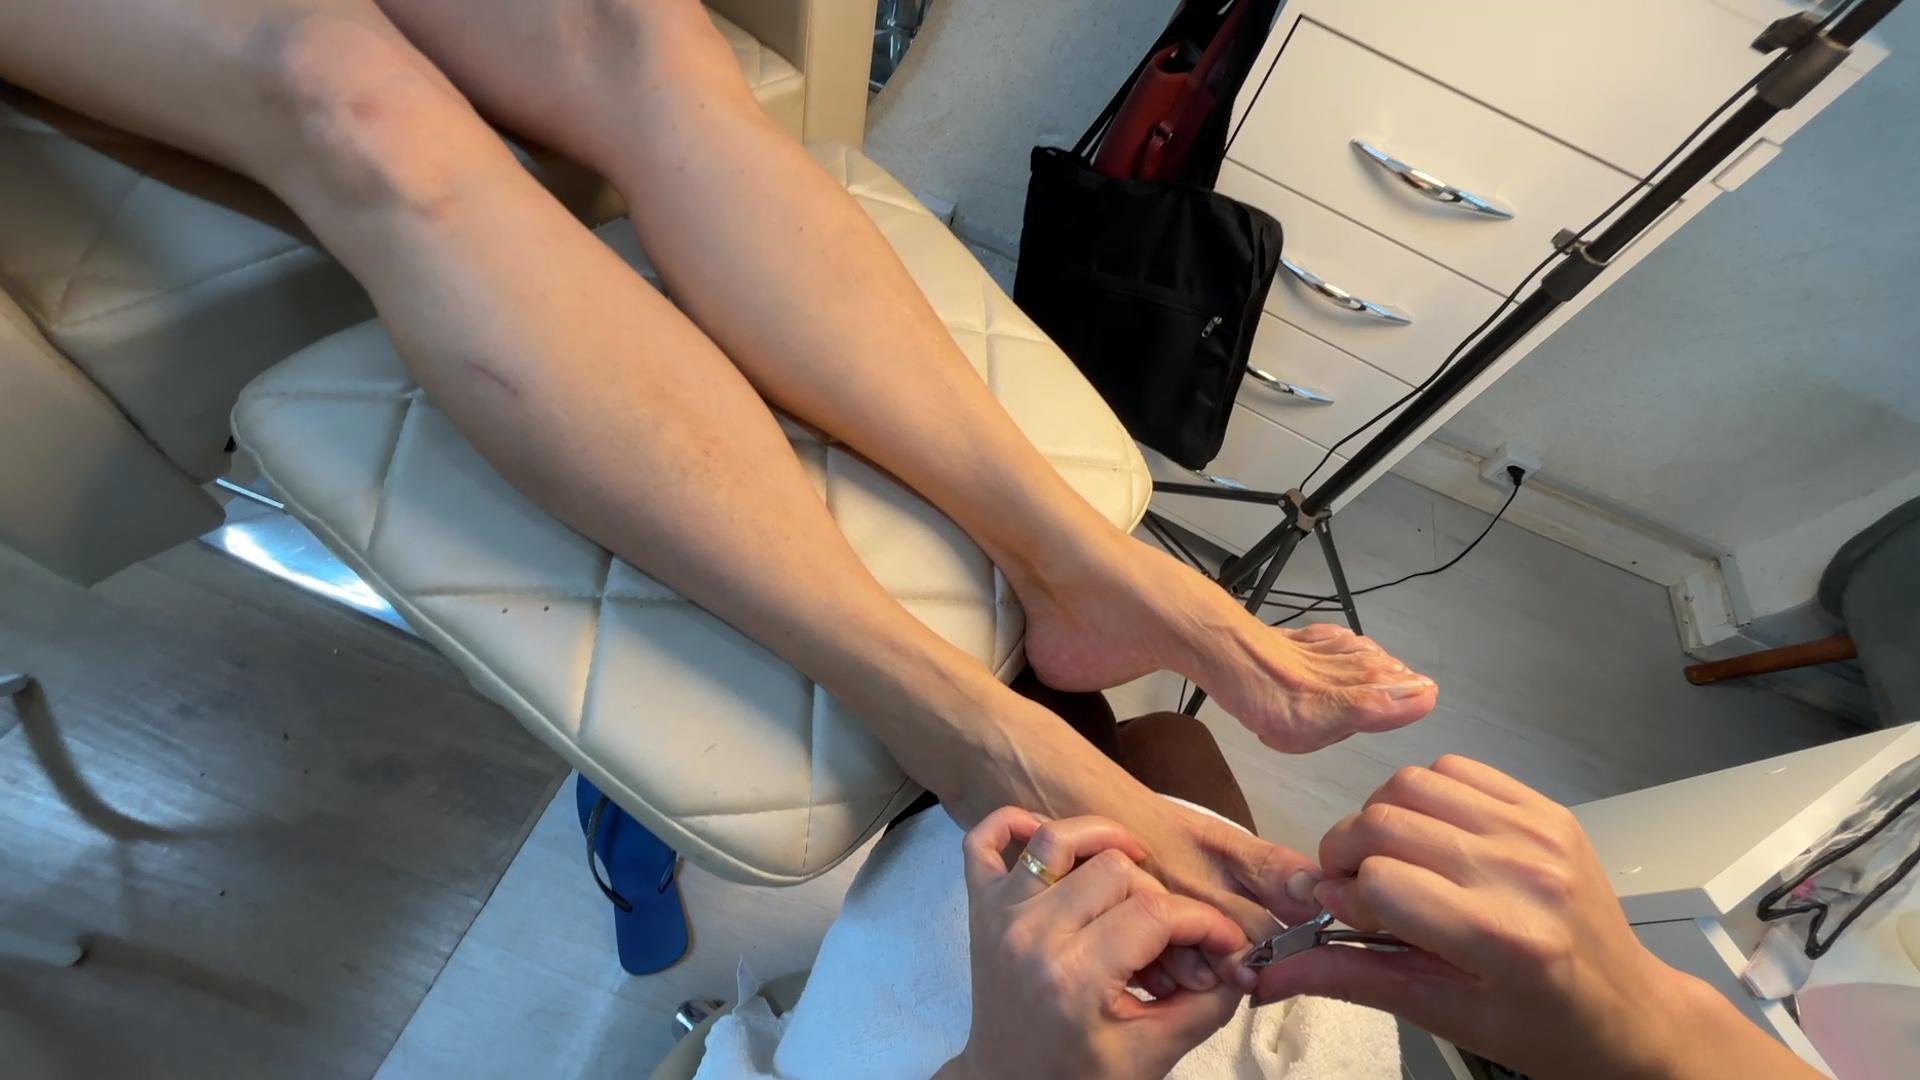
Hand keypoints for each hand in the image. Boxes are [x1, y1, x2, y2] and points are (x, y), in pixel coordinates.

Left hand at [938, 809, 1247, 1079]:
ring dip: (1101, 838)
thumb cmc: (1078, 1076)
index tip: (1223, 938)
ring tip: (1130, 862)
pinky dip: (1014, 822)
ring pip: (1058, 838)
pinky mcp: (979, 903)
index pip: (1153, 913)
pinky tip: (1047, 837)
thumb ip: (1205, 1005)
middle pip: (1114, 868)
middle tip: (1170, 931)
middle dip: (1157, 894)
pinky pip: (985, 838)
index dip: (1201, 920)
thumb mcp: (1152, 1056)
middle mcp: (1033, 933)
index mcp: (1075, 977)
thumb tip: (1241, 958)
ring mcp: (1001, 912)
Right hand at [1251, 756, 1821, 1079]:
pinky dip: (1421, 793)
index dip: (1348, 893)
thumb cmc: (1539, 1024)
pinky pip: (1448, 767)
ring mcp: (1537, 832)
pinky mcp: (1543, 807)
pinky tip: (1433, 833)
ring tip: (1395, 853)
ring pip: (1406, 783)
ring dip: (1380, 815)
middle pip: (1383, 822)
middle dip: (1347, 849)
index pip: (1381, 881)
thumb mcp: (1440, 1014)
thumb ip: (1349, 977)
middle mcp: (1525, 876)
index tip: (1351, 912)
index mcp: (1506, 940)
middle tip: (1357, 880)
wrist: (1633, 1011)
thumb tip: (1269, 970)